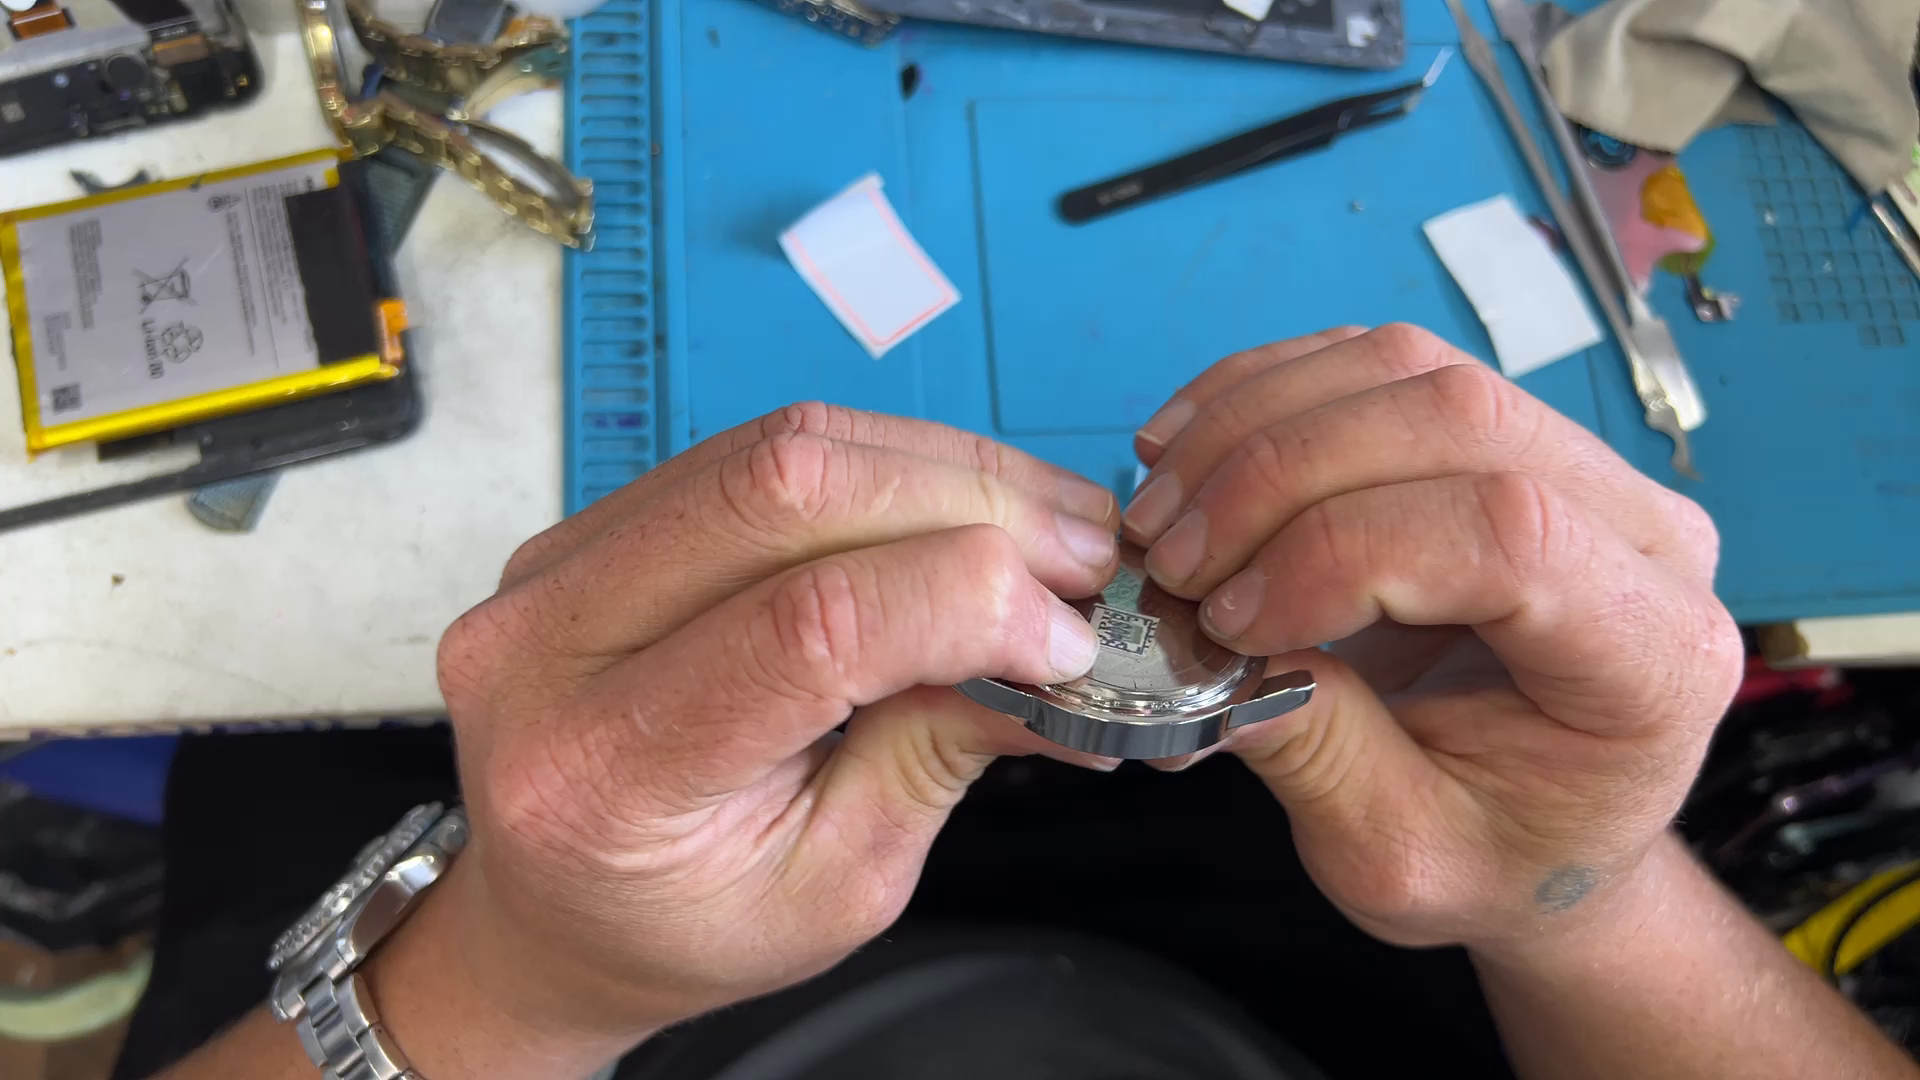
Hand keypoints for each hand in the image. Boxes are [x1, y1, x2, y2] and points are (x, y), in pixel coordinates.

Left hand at [428, 404, 1122, 1044]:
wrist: (558, 901)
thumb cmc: (690, 920)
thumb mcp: (836, 883)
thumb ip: (939, 753)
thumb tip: (1054, 655)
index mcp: (607, 770)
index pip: (811, 627)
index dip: (965, 604)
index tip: (1066, 637)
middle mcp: (557, 635)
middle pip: (791, 492)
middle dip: (972, 502)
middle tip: (1080, 548)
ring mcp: (570, 555)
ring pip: (787, 444)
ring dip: (946, 466)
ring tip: (1045, 514)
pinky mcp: (611, 519)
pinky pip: (766, 446)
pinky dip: (892, 459)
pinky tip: (964, 493)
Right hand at [1123, 325, 1741, 948]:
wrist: (1518, 811)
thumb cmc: (1479, 844)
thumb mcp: (1393, 850)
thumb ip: (1311, 753)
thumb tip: (1204, 652)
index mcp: (1647, 649)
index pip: (1505, 532)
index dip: (1335, 555)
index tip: (1227, 625)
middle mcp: (1625, 522)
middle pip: (1443, 414)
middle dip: (1267, 477)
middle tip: (1167, 556)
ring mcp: (1549, 455)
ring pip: (1391, 365)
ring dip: (1242, 425)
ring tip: (1158, 508)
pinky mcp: (1464, 432)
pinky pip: (1352, 362)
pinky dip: (1244, 394)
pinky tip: (1177, 448)